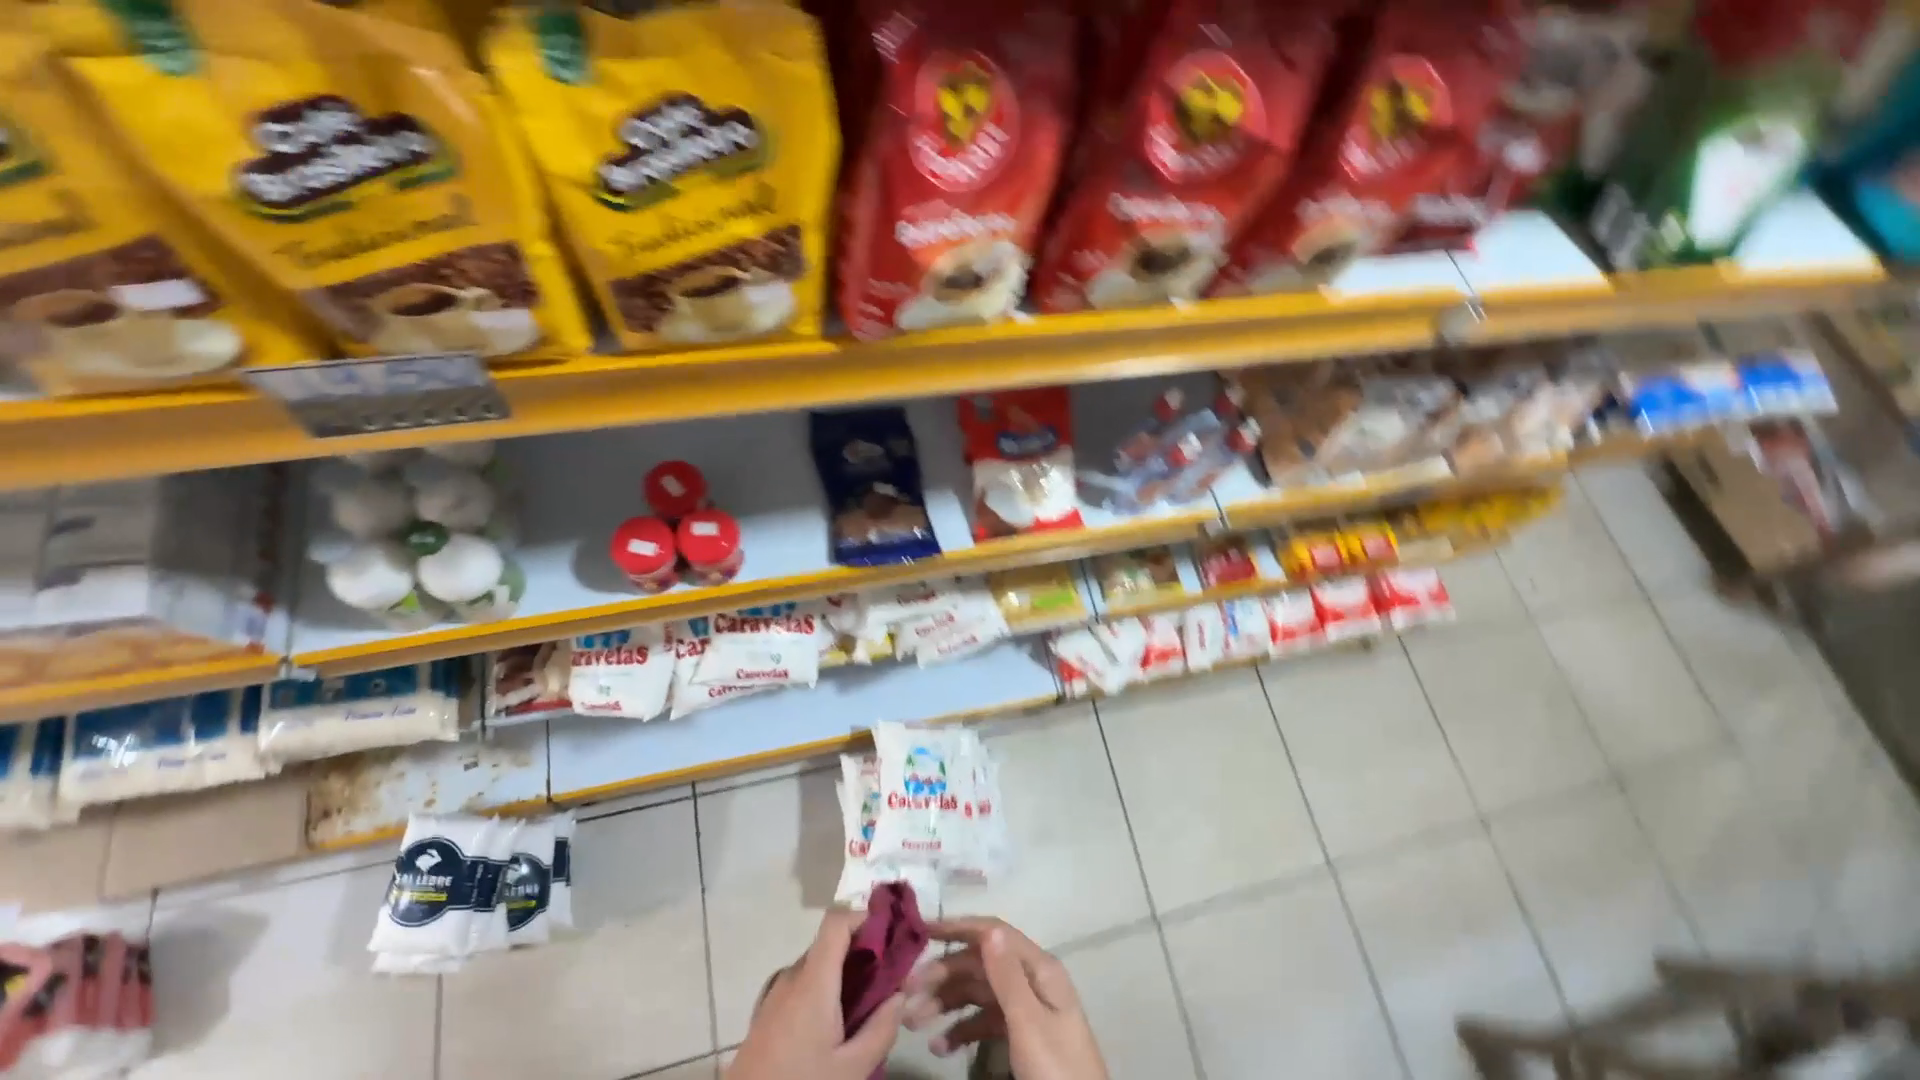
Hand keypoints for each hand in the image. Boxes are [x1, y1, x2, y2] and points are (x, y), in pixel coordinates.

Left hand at [727, 909, 903, 1079]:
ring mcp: (776, 991)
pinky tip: (838, 1021)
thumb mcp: (851, 1068)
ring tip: (869, 1004)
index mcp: (813, 981)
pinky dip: (826, 988)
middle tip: (891, 978)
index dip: (865, 917)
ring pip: (818, 964)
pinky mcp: (769, 1009)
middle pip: (831, 943)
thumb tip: (900, 994)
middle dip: (863, 951)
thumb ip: (881, 1029)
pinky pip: (803, 983)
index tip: (892, 934)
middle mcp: (792, 976)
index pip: (837, 921)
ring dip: (845, 972)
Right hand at [902, 917, 1109, 1079]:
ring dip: (944, 1004)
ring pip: (976, 994)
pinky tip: (940, 1048)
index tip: (919, 931)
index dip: (957, 928)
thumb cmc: (1056, 1068)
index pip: (993, 933)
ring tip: (912, 1023)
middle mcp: (1030, 980)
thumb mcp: (1028, 1023)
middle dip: (942, 976)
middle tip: (906, 995)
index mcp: (1038, 968)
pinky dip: (960, 1031)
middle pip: (979, 965)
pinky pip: (983, 1022)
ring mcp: (1024, 1008)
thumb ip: (1006, 976)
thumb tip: (987, 927)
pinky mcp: (1019, 1035)